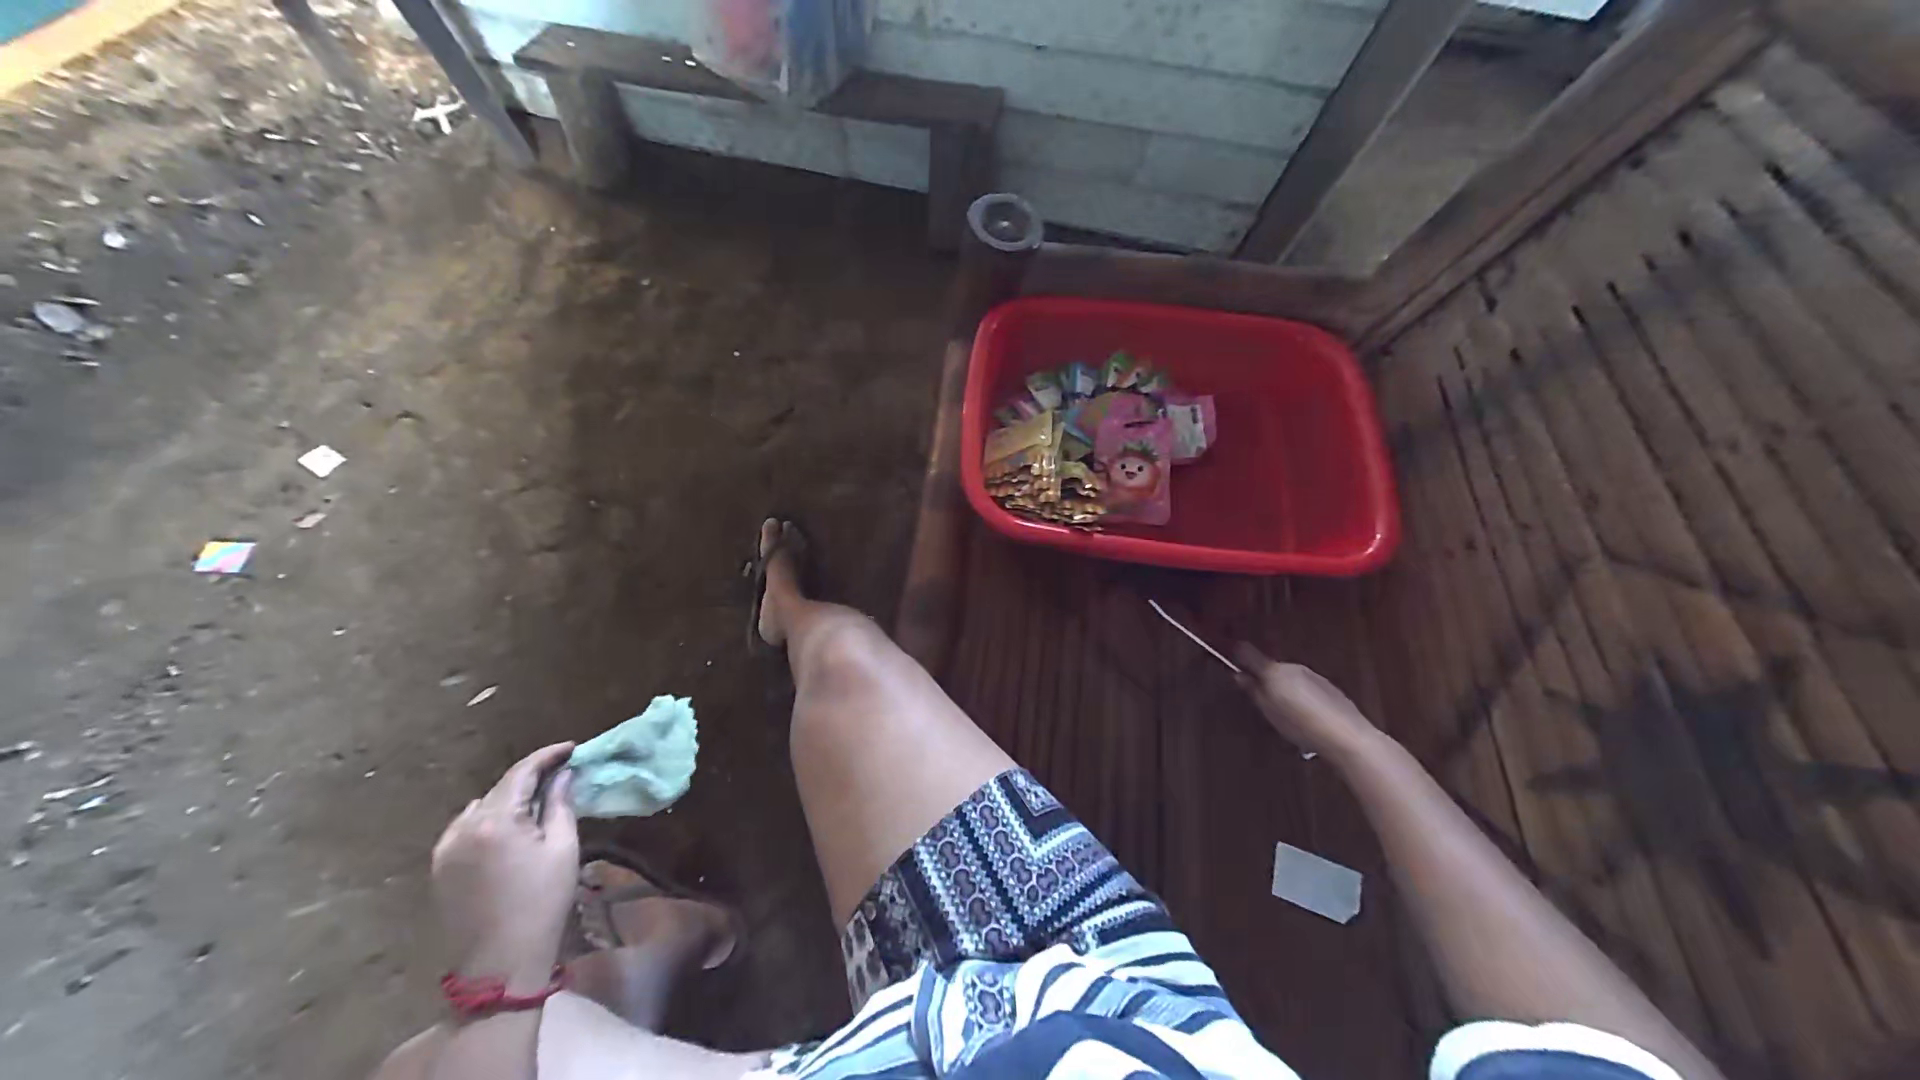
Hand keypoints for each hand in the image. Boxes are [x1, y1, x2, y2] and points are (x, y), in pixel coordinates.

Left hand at [432, 743, 577, 991]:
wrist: (500, 963)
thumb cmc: (543, 901)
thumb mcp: (563, 848)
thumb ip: (561, 804)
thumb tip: (564, 774)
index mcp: (496, 821)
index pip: (522, 771)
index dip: (548, 756)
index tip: (572, 748)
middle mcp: (463, 827)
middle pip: (501, 787)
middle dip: (532, 776)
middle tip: (562, 772)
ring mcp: (445, 848)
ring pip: (483, 805)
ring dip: (510, 797)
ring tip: (538, 800)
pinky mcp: (439, 866)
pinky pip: (466, 826)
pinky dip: (489, 817)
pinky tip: (509, 825)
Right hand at [1234, 645, 1383, 759]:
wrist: (1346, 735)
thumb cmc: (1300, 724)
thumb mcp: (1268, 711)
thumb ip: (1253, 691)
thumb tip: (1240, 675)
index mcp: (1273, 671)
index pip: (1248, 653)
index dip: (1238, 655)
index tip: (1233, 664)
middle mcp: (1292, 667)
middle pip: (1271, 668)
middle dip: (1266, 680)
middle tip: (1264, 703)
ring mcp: (1312, 675)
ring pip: (1290, 678)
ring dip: (1285, 689)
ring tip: (1289, 716)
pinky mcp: (1329, 686)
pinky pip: (1306, 686)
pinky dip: (1302, 696)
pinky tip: (1308, 717)